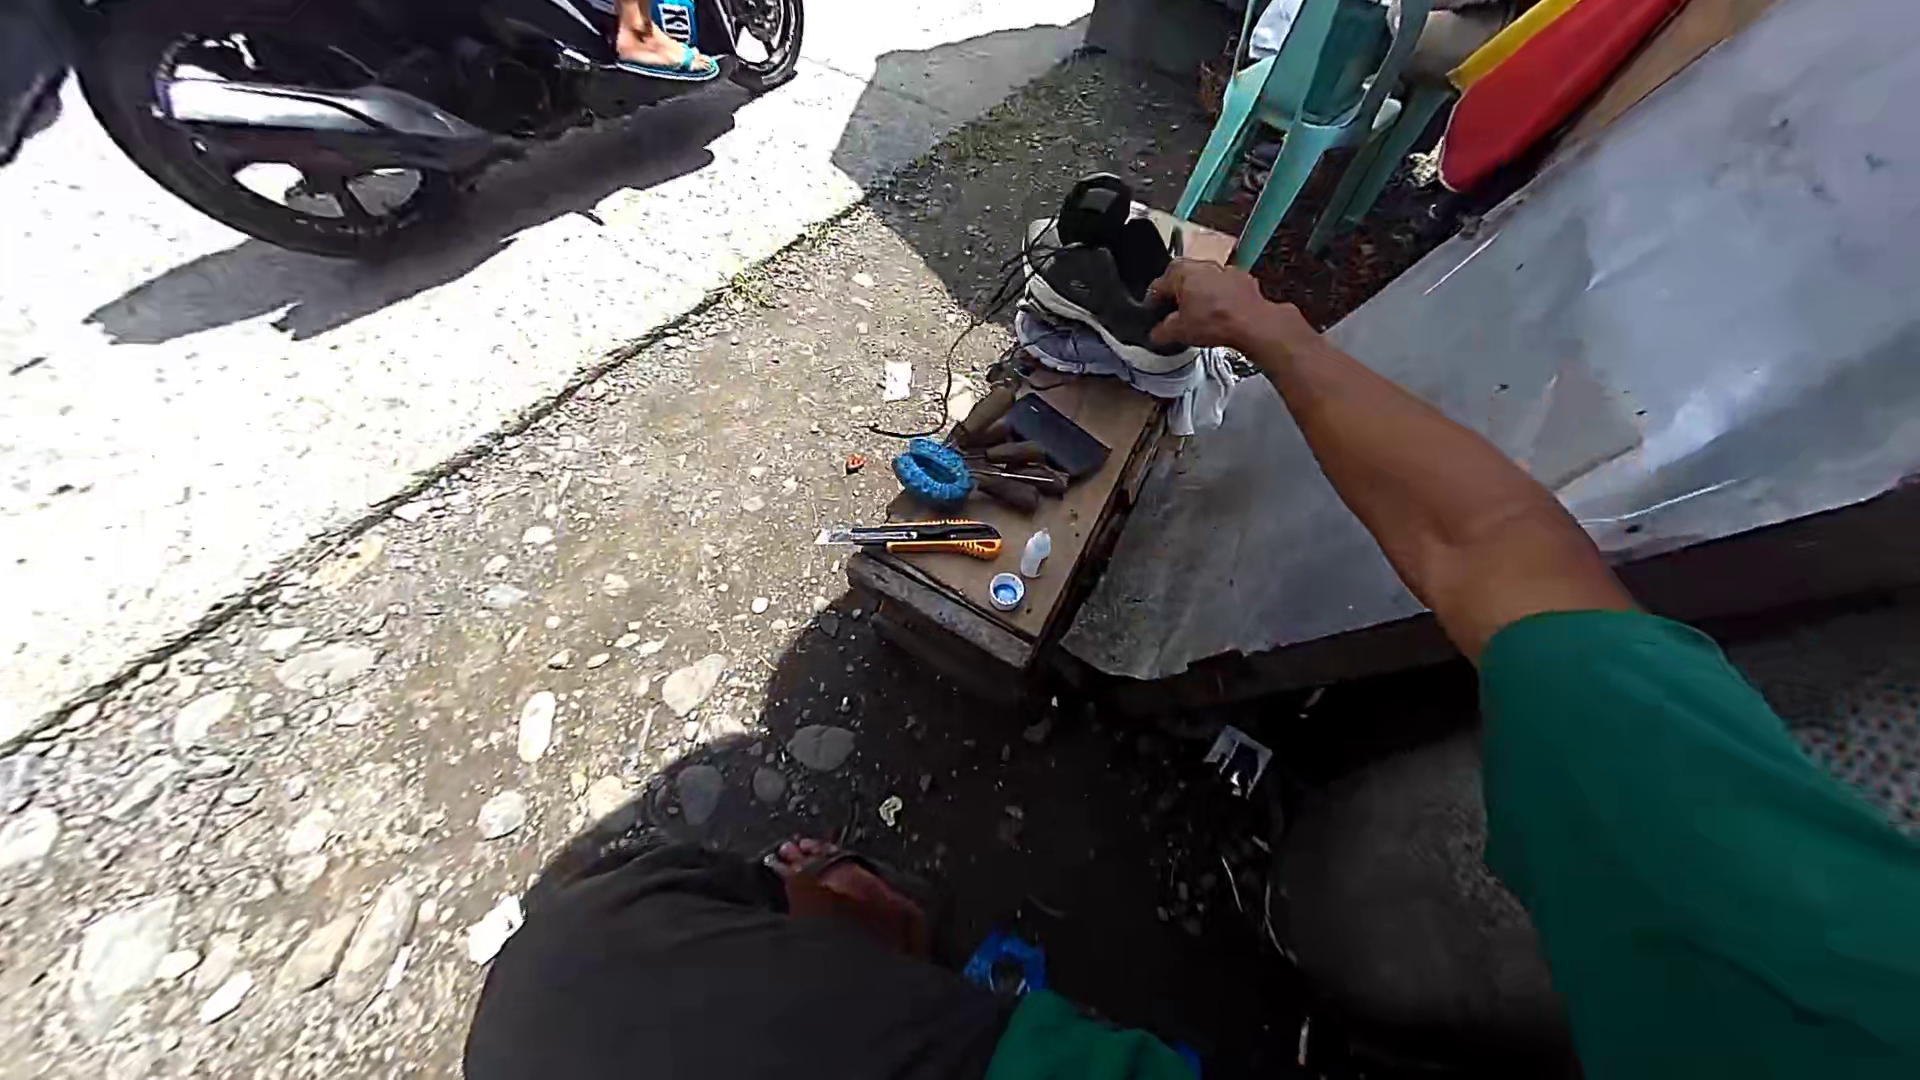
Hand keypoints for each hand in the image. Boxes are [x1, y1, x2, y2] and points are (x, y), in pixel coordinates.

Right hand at [1147, 259, 1303, 352]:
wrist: (1251, 323)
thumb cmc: (1215, 321)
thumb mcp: (1178, 332)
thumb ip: (1161, 332)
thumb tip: (1156, 334)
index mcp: (1182, 272)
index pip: (1158, 285)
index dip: (1152, 302)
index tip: (1153, 313)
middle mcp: (1203, 265)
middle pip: (1181, 278)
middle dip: (1176, 294)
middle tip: (1173, 312)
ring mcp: (1224, 270)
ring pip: (1203, 280)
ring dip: (1197, 294)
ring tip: (1195, 315)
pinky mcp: (1241, 280)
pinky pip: (1222, 287)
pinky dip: (1216, 297)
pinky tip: (1216, 314)